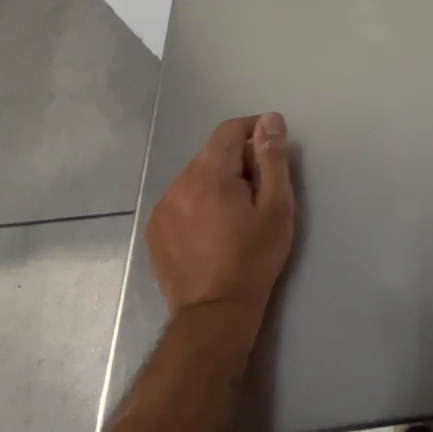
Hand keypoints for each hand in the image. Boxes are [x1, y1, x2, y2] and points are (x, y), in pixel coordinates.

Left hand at [147, 113, 297, 320]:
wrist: (215, 312)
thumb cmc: (254, 257)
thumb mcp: (276, 205)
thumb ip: (272, 158)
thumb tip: (269, 120)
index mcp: (209, 175)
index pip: (228, 130)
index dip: (253, 130)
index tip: (271, 151)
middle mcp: (178, 185)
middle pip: (212, 154)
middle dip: (238, 161)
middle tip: (260, 190)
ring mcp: (162, 209)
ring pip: (196, 177)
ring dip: (218, 182)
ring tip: (236, 213)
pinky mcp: (155, 230)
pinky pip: (182, 199)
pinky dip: (200, 202)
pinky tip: (214, 229)